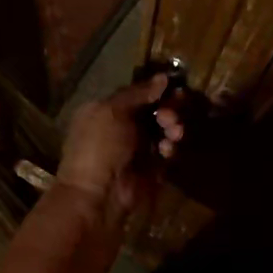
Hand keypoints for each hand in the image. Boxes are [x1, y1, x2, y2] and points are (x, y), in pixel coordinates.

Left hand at [55, 74, 184, 211]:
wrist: (98, 194)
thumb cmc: (98, 146)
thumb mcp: (112, 110)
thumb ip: (137, 93)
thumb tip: (162, 78)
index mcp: (104, 111)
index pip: (135, 94)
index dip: (154, 90)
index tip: (174, 85)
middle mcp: (120, 128)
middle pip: (153, 111)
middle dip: (167, 108)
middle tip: (171, 115)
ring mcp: (136, 149)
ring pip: (163, 130)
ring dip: (172, 127)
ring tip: (174, 133)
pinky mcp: (150, 169)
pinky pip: (166, 152)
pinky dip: (170, 148)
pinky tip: (167, 150)